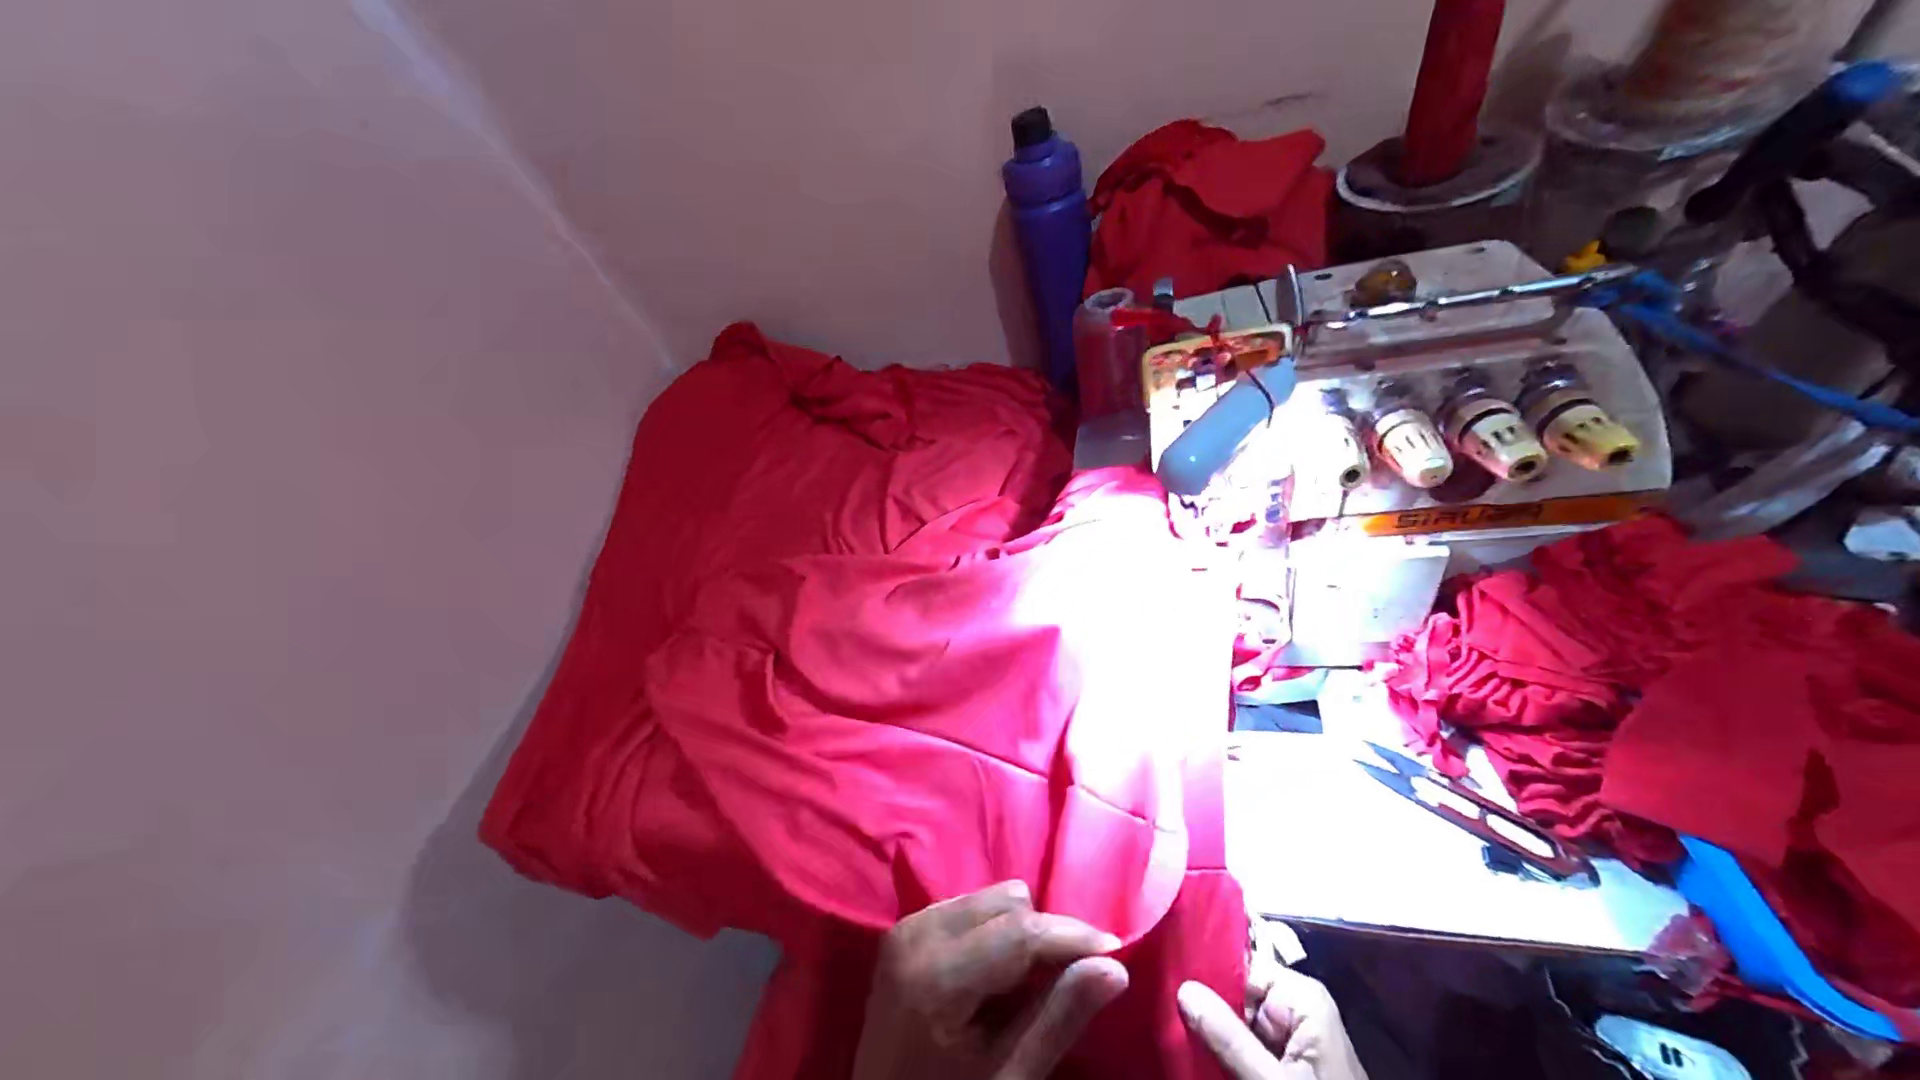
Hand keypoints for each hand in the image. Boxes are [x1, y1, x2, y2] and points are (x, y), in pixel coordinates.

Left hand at [852, 880, 1130, 1079]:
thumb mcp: (1009, 1076)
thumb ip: (1059, 1017)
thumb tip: (1115, 967)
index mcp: (937, 977)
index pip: (1020, 931)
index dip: (1072, 936)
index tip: (1117, 951)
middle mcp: (918, 934)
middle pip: (1007, 901)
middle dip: (1044, 933)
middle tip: (1063, 979)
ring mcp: (907, 925)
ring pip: (990, 896)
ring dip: (1019, 928)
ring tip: (1024, 983)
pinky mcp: (905, 925)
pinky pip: (968, 903)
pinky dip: (993, 928)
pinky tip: (993, 972)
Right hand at [1177, 967, 1368, 1079]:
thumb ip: (1229, 1039)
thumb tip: (1183, 988)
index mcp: (1301, 998)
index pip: (1239, 967)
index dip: (1204, 977)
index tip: (1168, 986)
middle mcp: (1295, 1007)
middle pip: (1235, 994)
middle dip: (1205, 1011)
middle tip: (1168, 1018)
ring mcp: (1291, 1037)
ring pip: (1235, 1023)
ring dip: (1210, 1036)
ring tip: (1177, 1037)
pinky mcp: (1285, 1064)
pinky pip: (1245, 1047)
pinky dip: (1224, 1056)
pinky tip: (1199, 1059)